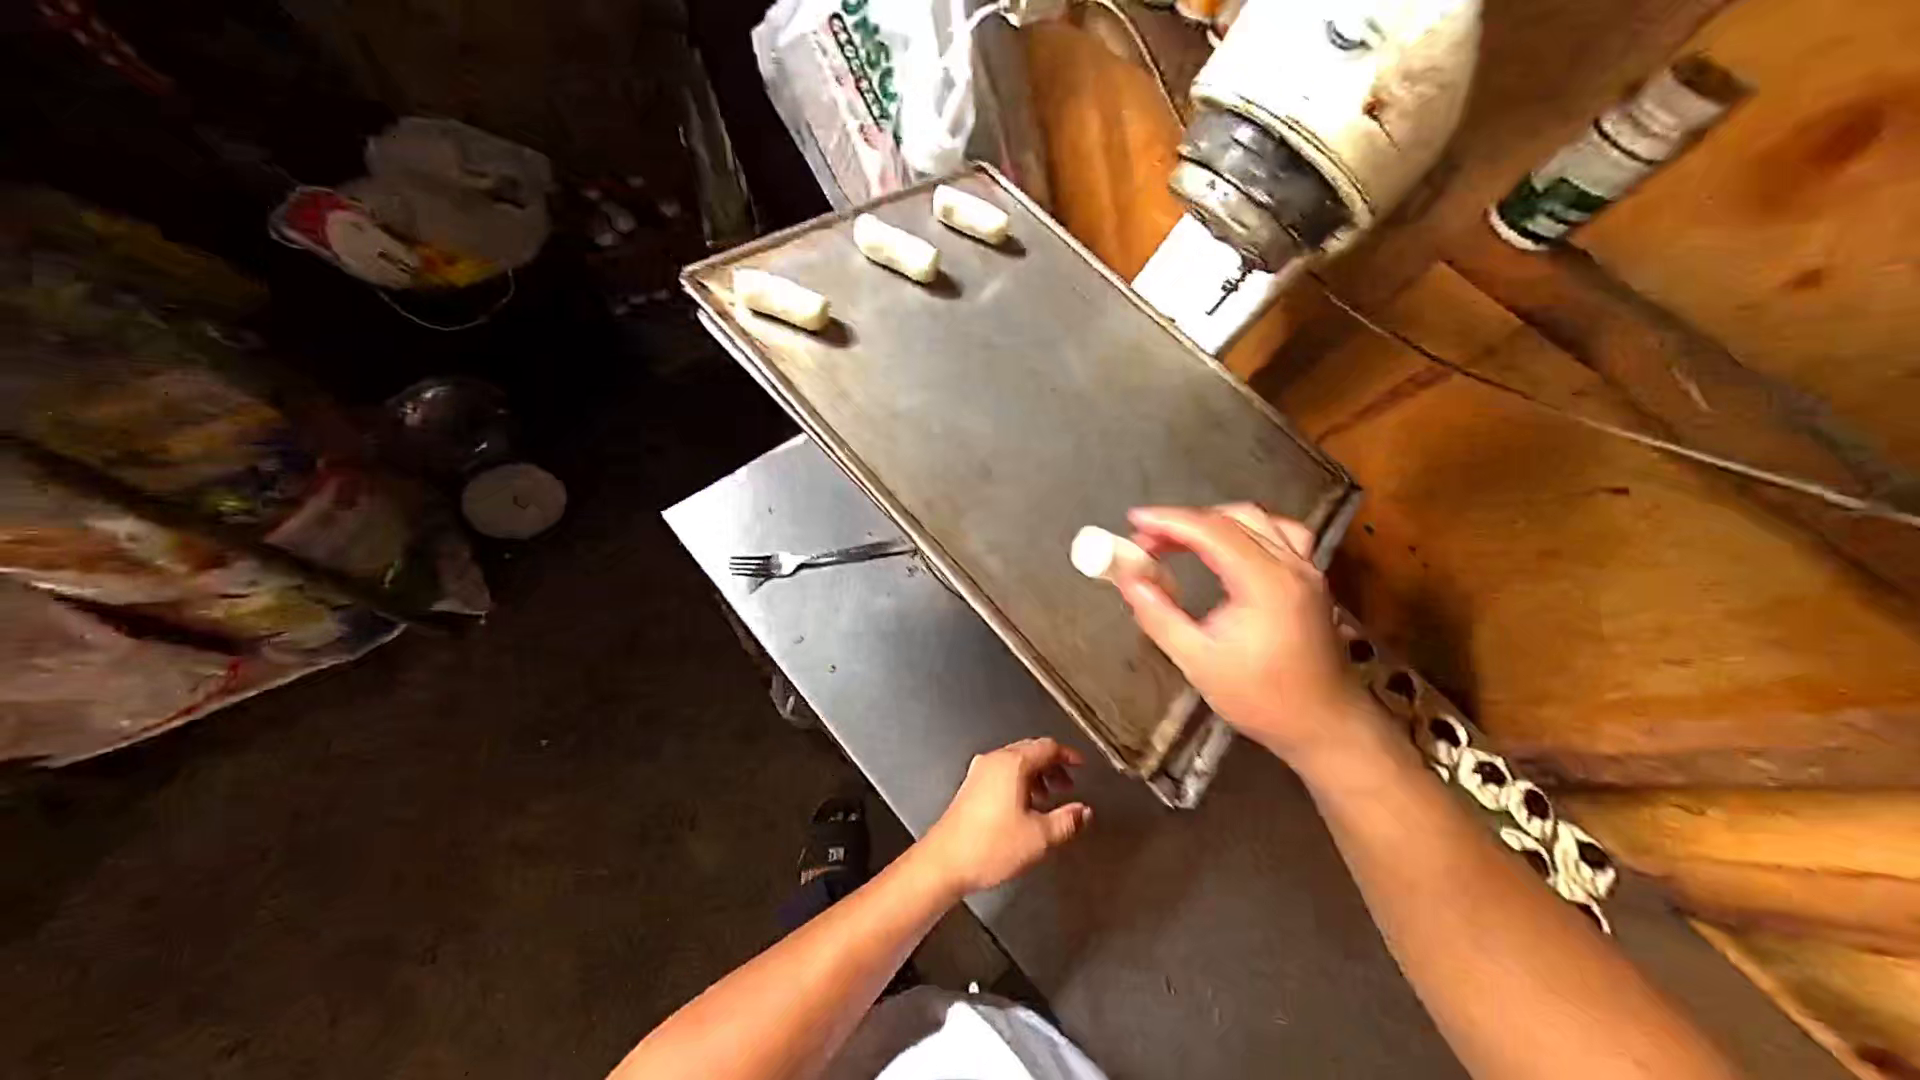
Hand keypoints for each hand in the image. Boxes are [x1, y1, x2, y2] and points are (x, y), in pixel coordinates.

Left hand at [917, 738, 1091, 895]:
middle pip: (1030, 751)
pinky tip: (1024, 807)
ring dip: (1036, 775)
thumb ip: (1067, 820)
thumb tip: (1082, 812)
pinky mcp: (970, 788)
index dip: (1068, 755)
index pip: (1047, 746)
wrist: (945, 862)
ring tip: (1049, 798)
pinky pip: (1001, 774)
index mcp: (1012, 764)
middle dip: (1052, 765)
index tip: (1079, 764)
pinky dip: (1018, 782)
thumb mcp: (1040, 836)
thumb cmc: (987, 847)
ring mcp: (979, 774)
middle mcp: (993, 762)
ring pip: (1015, 763)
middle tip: (1068, 782)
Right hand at [1116, 505, 1380, 767]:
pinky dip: (1246, 530)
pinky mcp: (1312, 580)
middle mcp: (1290, 565)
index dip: (1168, 520)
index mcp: (1264, 582)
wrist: (1326, 726)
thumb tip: (1128, 578)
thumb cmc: (1262, 698)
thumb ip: (1159, 614)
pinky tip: (1229, 547)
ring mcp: (1307, 569)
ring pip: (1259, 520)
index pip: (1211, 531)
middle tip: (1148, 540)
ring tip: (1182, 539)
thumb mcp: (1198, 661)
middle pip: (1233, 518)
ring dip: (1216, 521)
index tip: (1133, 521)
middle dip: (1185, 522)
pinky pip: (1280, 533)